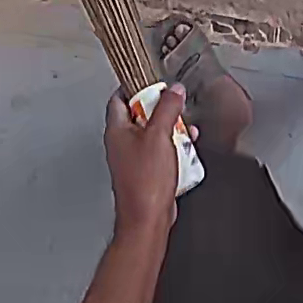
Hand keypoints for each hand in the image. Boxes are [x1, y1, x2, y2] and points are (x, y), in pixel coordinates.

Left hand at [103, 84, 186, 237]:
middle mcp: (122, 143)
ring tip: (183, 131)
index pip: (119, 98)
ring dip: (170, 129)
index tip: (152, 83)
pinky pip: (160, 152)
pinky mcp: (146, 171)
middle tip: (173, 107)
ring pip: (152, 133)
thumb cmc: (145, 182)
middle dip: (159, 109)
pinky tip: (185, 151)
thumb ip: (167, 109)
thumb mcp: (160, 135)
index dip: (134, 87)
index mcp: (117, 130)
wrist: (148, 219)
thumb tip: (174, 91)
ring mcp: (133, 158)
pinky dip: (173, 148)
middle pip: (139, 114)